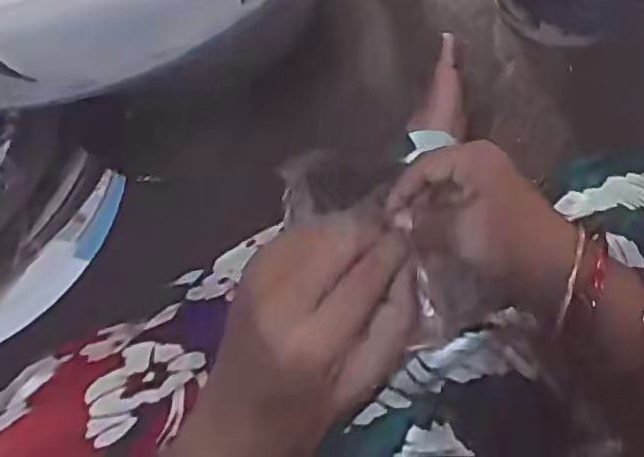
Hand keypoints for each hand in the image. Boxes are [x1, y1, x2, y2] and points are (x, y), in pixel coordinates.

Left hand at [168, 216, 414, 456]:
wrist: (235, 418)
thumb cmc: (306, 408)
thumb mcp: (363, 383)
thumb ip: (395, 323)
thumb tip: (409, 264)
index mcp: (312, 344)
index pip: (365, 275)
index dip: (393, 250)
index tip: (409, 241)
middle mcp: (280, 301)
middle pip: (342, 237)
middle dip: (372, 232)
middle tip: (387, 241)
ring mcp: (261, 274)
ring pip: (322, 224)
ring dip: (349, 230)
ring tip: (361, 248)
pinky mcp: (253, 260)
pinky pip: (302, 228)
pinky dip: (325, 233)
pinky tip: (332, 250)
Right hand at [386, 141, 580, 315]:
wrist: (558, 268)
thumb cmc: (508, 242)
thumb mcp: (461, 231)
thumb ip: (425, 222)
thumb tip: (398, 221)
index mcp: (473, 156)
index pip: (424, 163)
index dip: (403, 189)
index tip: (386, 217)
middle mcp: (480, 160)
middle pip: (434, 172)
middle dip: (414, 198)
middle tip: (395, 226)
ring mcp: (489, 180)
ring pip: (446, 188)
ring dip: (427, 210)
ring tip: (409, 233)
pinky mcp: (494, 201)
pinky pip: (459, 201)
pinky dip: (443, 216)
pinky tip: (431, 236)